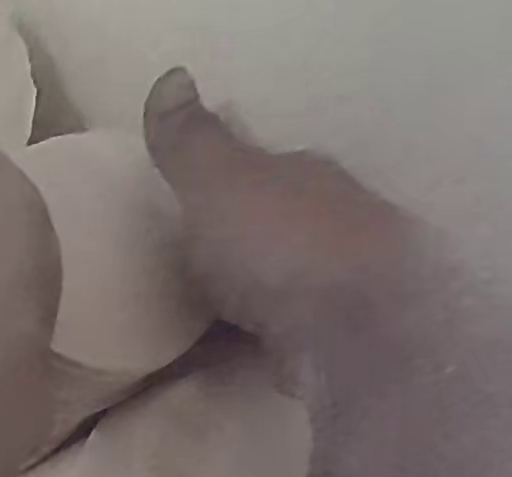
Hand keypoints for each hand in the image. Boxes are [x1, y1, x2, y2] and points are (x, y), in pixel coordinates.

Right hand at [141, 68, 416, 346]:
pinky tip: (186, 364)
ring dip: (222, 299)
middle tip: (163, 267)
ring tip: (167, 321)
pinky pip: (251, 338)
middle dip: (218, 245)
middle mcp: (318, 225)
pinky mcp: (309, 341)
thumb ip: (191, 146)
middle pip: (256, 230)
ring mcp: (319, 287)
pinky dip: (220, 346)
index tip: (174, 205)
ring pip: (258, 285)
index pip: (253, 170)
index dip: (213, 184)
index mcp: (298, 180)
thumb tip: (169, 77)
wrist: (348, 330)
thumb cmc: (279, 247)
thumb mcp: (221, 186)